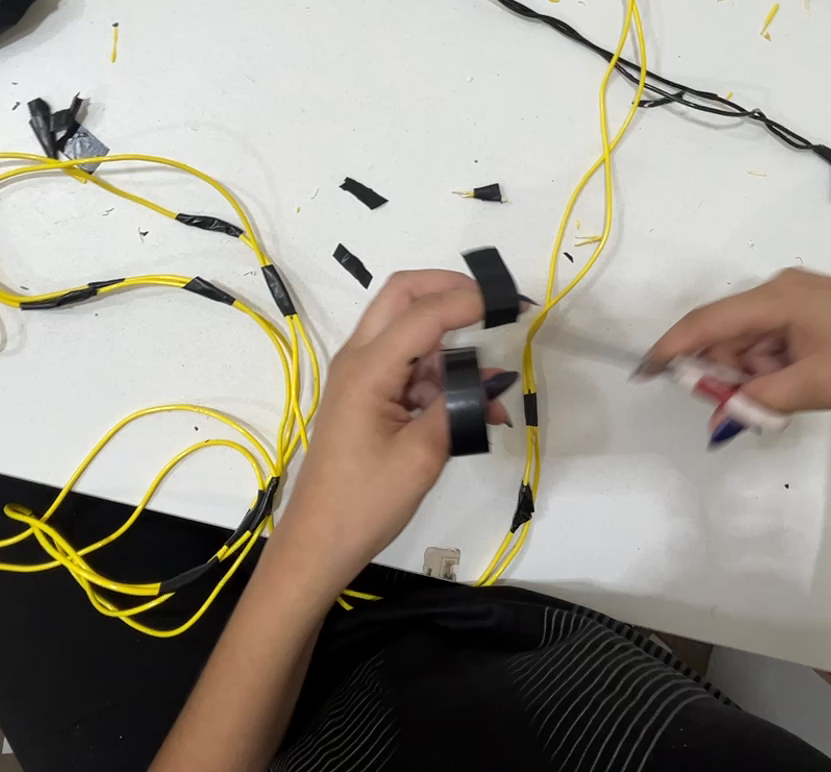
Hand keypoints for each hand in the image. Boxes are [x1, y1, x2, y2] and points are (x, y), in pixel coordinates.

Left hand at [270, 270, 514, 596]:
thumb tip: (495, 379)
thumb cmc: (364, 503)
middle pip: (403, 295)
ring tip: (493, 384)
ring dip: (451, 343)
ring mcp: (360, 374)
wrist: (317, 544)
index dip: (470, 300)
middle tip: (492, 302)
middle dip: (449, 288)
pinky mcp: (366, 393)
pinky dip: (442, 376)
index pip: (424, 313)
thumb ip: (459, 406)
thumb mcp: (422, 456)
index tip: (513, 304)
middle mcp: (358, 358)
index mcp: (367, 368)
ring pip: (408, 329)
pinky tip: (475, 409)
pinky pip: (408, 365)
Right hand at [644, 269, 830, 430]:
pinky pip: (775, 343)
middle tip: (736, 406)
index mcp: (779, 296)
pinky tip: (798, 385)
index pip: (709, 320)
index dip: (673, 346)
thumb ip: (761, 400)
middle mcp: (784, 290)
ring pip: (752, 341)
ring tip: (789, 396)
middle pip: (729, 332)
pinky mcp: (818, 316)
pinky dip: (774, 368)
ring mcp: (802, 302)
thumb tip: (719, 420)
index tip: (644, 371)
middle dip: (725, 369)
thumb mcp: (818, 385)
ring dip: (754, 373)